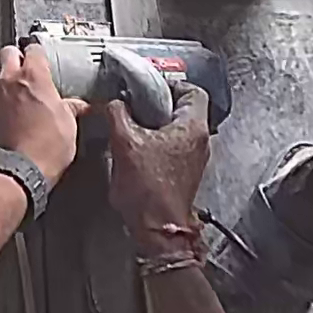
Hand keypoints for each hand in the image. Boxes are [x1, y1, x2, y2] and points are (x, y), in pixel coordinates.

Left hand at [0, 44, 88, 185]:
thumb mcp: (69, 123)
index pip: (33, 49)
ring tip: (11, 80)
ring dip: (1, 70)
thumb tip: (78, 106)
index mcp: (34, 76)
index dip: (38, 51)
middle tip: (26, 66)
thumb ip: (71, 107)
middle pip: (8, 52)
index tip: (42, 57)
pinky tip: (2, 99)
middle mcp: (11, 79)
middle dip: (17, 56)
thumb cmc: (46, 146)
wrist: (21, 168)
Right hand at [106, 83, 210, 255]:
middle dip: (158, 102)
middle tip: (135, 102)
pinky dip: (156, 139)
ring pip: (177, 127)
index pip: (193, 90)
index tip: (149, 86)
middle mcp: (199, 141)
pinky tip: (135, 144)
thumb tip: (113, 102)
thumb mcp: (124, 142)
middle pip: (184, 108)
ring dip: (155, 122)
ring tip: (132, 123)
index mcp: (192, 128)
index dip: (171, 83)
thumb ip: (117, 113)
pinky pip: (172, 144)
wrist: (157, 229)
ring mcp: (193, 158)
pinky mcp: (183, 171)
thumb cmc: (148, 188)